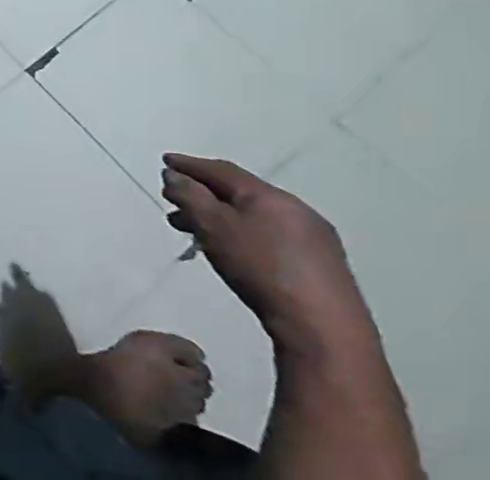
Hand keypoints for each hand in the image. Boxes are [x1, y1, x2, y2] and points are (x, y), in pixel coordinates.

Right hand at [161, 154, 369, 348]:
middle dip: (201, 193)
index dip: (189, 164)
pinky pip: (271, 233)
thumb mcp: (212, 226)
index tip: (165, 161)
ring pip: (254, 214)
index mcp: (269, 195)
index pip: (221, 170)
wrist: (323, 328)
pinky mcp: (322, 263)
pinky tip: (232, 249)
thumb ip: (189, 196)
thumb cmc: (260, 268)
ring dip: (219, 216)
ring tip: (193, 230)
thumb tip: (174, 176)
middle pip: (239, 192)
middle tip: (172, 200)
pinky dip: (243, 232)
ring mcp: (314, 237)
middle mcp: (295, 208)